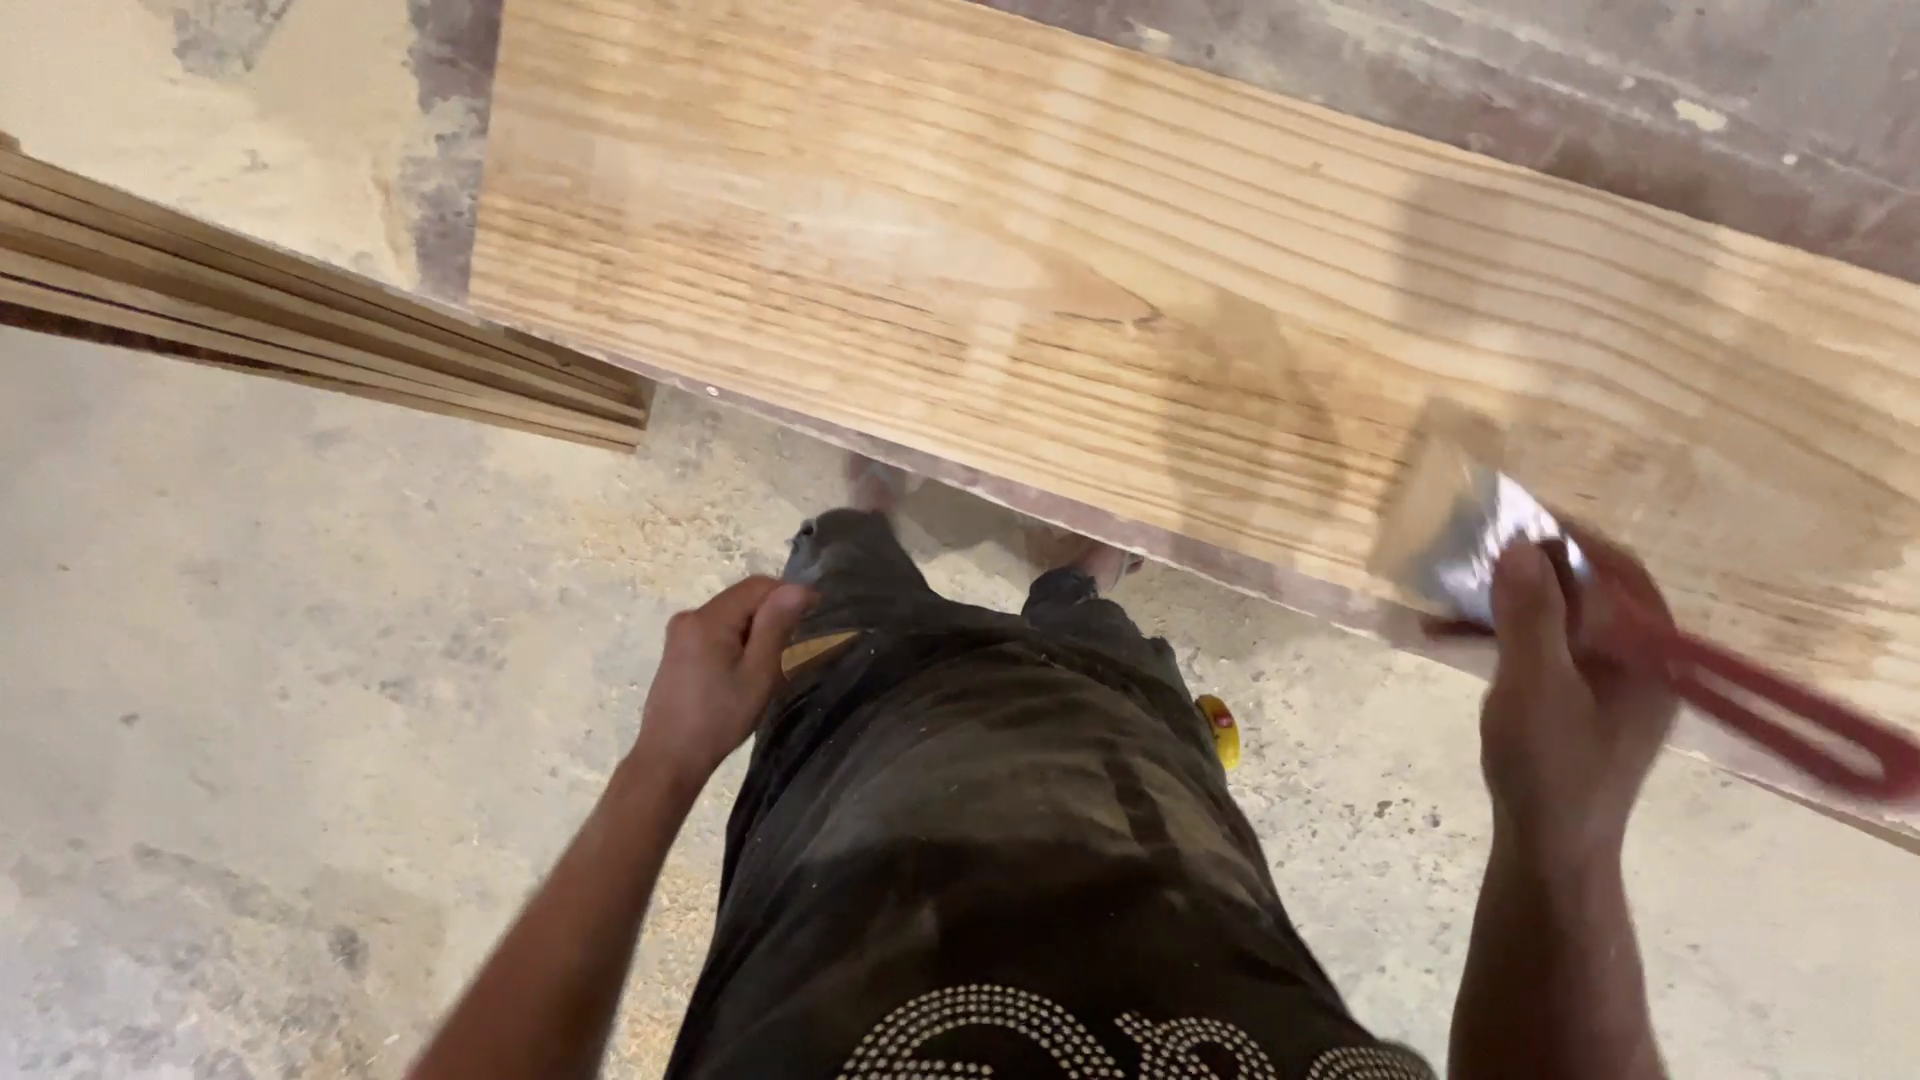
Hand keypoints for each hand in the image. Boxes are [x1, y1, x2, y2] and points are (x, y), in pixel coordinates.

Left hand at [635, 577, 815, 783]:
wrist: (669, 758)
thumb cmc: (719, 719)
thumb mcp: (758, 673)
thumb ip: (776, 626)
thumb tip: (798, 588)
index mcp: (707, 619)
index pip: (757, 586)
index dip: (789, 594)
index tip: (814, 615)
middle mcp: (690, 617)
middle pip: (743, 598)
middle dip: (772, 614)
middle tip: (792, 648)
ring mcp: (680, 633)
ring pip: (732, 615)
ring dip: (757, 629)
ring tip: (770, 664)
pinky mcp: (679, 649)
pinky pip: (718, 630)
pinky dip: (739, 640)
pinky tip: (745, 670)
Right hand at [1481, 530, 1677, 864]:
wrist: (1549, 844)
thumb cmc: (1547, 765)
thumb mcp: (1533, 685)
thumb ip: (1530, 615)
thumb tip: (1520, 545)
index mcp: (1648, 655)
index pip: (1618, 573)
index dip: (1569, 537)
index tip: (1514, 518)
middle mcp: (1638, 661)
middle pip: (1588, 591)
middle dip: (1529, 566)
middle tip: (1475, 549)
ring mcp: (1607, 682)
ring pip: (1558, 618)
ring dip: (1505, 599)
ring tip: (1452, 591)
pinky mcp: (1576, 698)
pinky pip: (1541, 647)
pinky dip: (1500, 633)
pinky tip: (1450, 634)